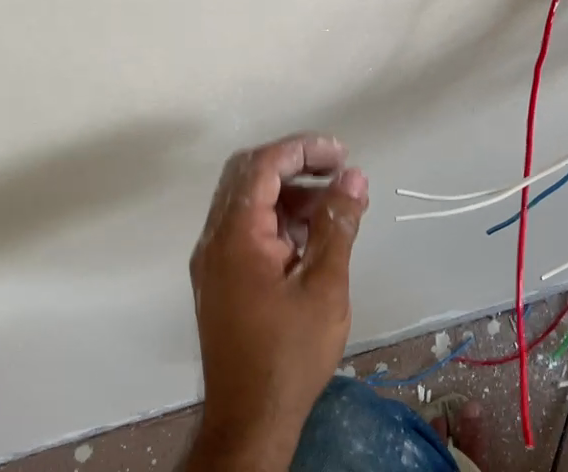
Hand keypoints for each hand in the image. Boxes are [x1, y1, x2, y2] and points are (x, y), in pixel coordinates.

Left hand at [186, 133, 368, 471]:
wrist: (250, 419)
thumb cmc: (290, 353)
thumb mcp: (325, 285)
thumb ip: (337, 224)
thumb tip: (353, 177)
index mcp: (235, 236)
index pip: (262, 166)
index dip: (303, 148)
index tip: (342, 155)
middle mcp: (215, 241)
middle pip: (249, 175)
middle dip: (296, 163)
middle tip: (338, 171)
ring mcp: (214, 260)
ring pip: (248, 201)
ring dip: (291, 192)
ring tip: (337, 207)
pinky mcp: (222, 279)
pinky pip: (248, 228)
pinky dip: (280, 217)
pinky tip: (314, 236)